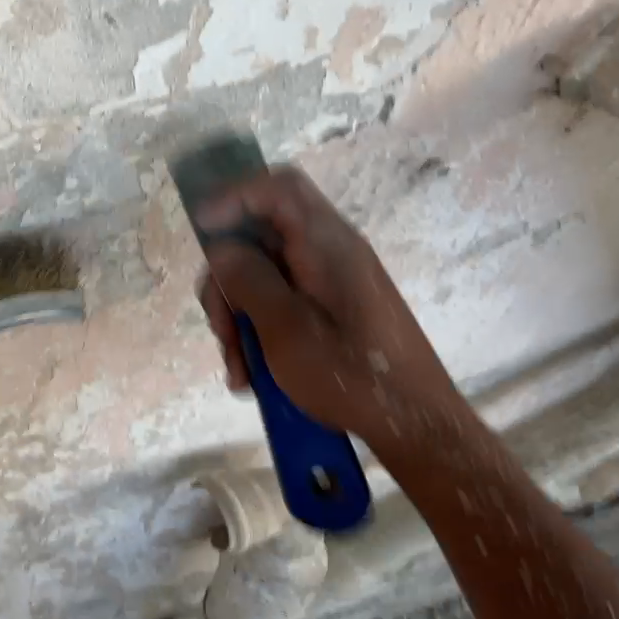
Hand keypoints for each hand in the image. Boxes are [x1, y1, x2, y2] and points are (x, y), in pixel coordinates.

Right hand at [193, 166, 462, 448]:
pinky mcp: (328, 310)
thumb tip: (223, 249)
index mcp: (326, 246)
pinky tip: (252, 372)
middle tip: (221, 329)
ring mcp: (328, 283)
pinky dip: (255, 331)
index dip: (233, 196)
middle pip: (256, 240)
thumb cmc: (351, 376)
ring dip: (236, 317)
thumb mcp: (284, 328)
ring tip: (239, 367)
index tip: (201, 227)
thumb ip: (247, 278)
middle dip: (226, 283)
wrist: (417, 430)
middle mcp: (328, 255)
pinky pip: (276, 303)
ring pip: (259, 276)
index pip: (277, 188)